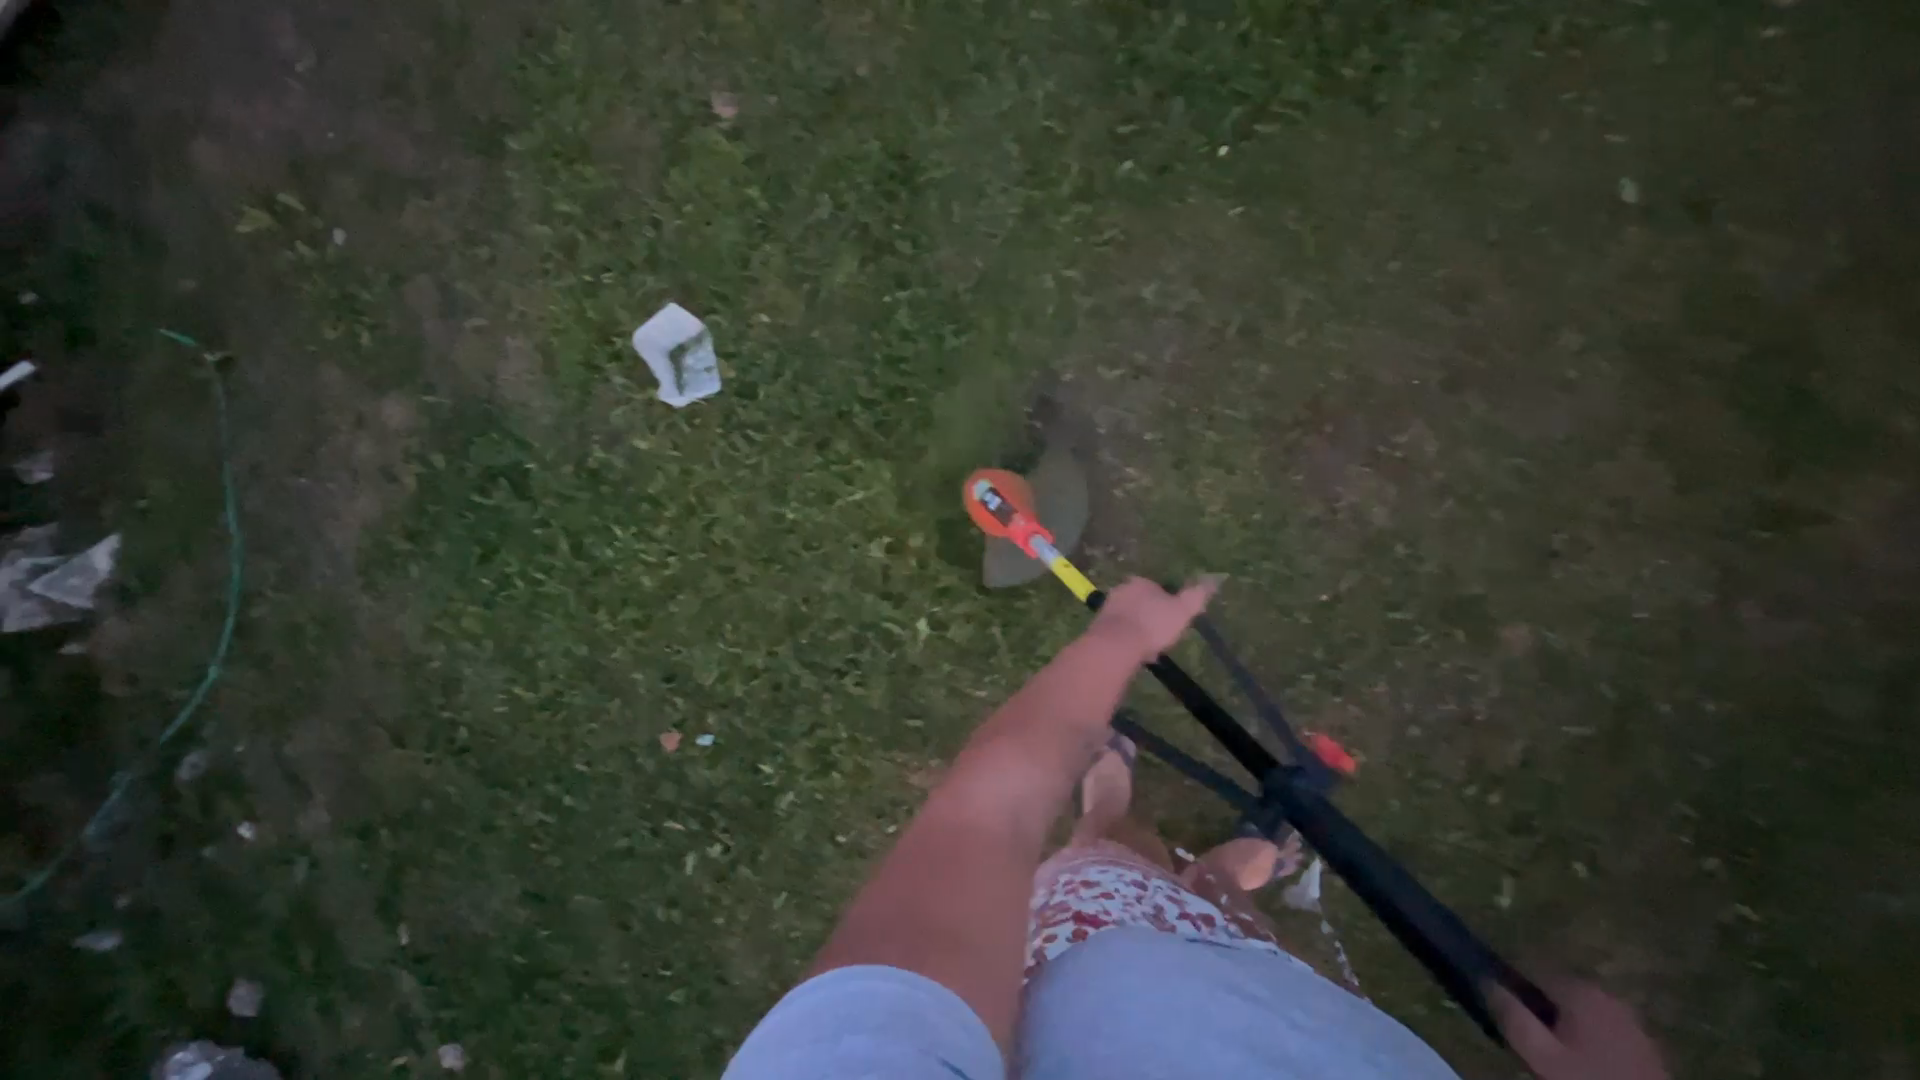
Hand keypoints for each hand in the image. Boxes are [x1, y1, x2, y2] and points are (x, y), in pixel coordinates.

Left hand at [1083, 576, 1217, 665]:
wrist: (1116, 645)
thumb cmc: (1153, 624)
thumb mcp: (1183, 610)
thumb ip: (1197, 595)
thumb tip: (1215, 578)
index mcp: (1140, 582)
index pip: (1157, 589)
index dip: (1167, 605)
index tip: (1173, 621)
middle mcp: (1120, 590)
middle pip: (1140, 603)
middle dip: (1150, 617)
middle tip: (1161, 637)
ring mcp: (1106, 608)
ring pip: (1128, 618)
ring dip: (1138, 631)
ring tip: (1149, 650)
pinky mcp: (1097, 627)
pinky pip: (1118, 633)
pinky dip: (1126, 641)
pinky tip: (1134, 655)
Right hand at [1490, 979, 1668, 1079]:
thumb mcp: (1540, 1055)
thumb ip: (1512, 1016)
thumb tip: (1486, 981)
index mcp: (1579, 990)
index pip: (1531, 970)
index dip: (1513, 989)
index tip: (1506, 1013)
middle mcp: (1607, 994)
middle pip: (1558, 990)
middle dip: (1542, 1008)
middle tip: (1533, 1040)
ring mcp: (1631, 1018)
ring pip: (1582, 1009)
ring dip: (1566, 1024)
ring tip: (1559, 1054)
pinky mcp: (1645, 1042)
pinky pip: (1605, 1027)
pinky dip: (1591, 1037)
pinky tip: (1588, 1061)